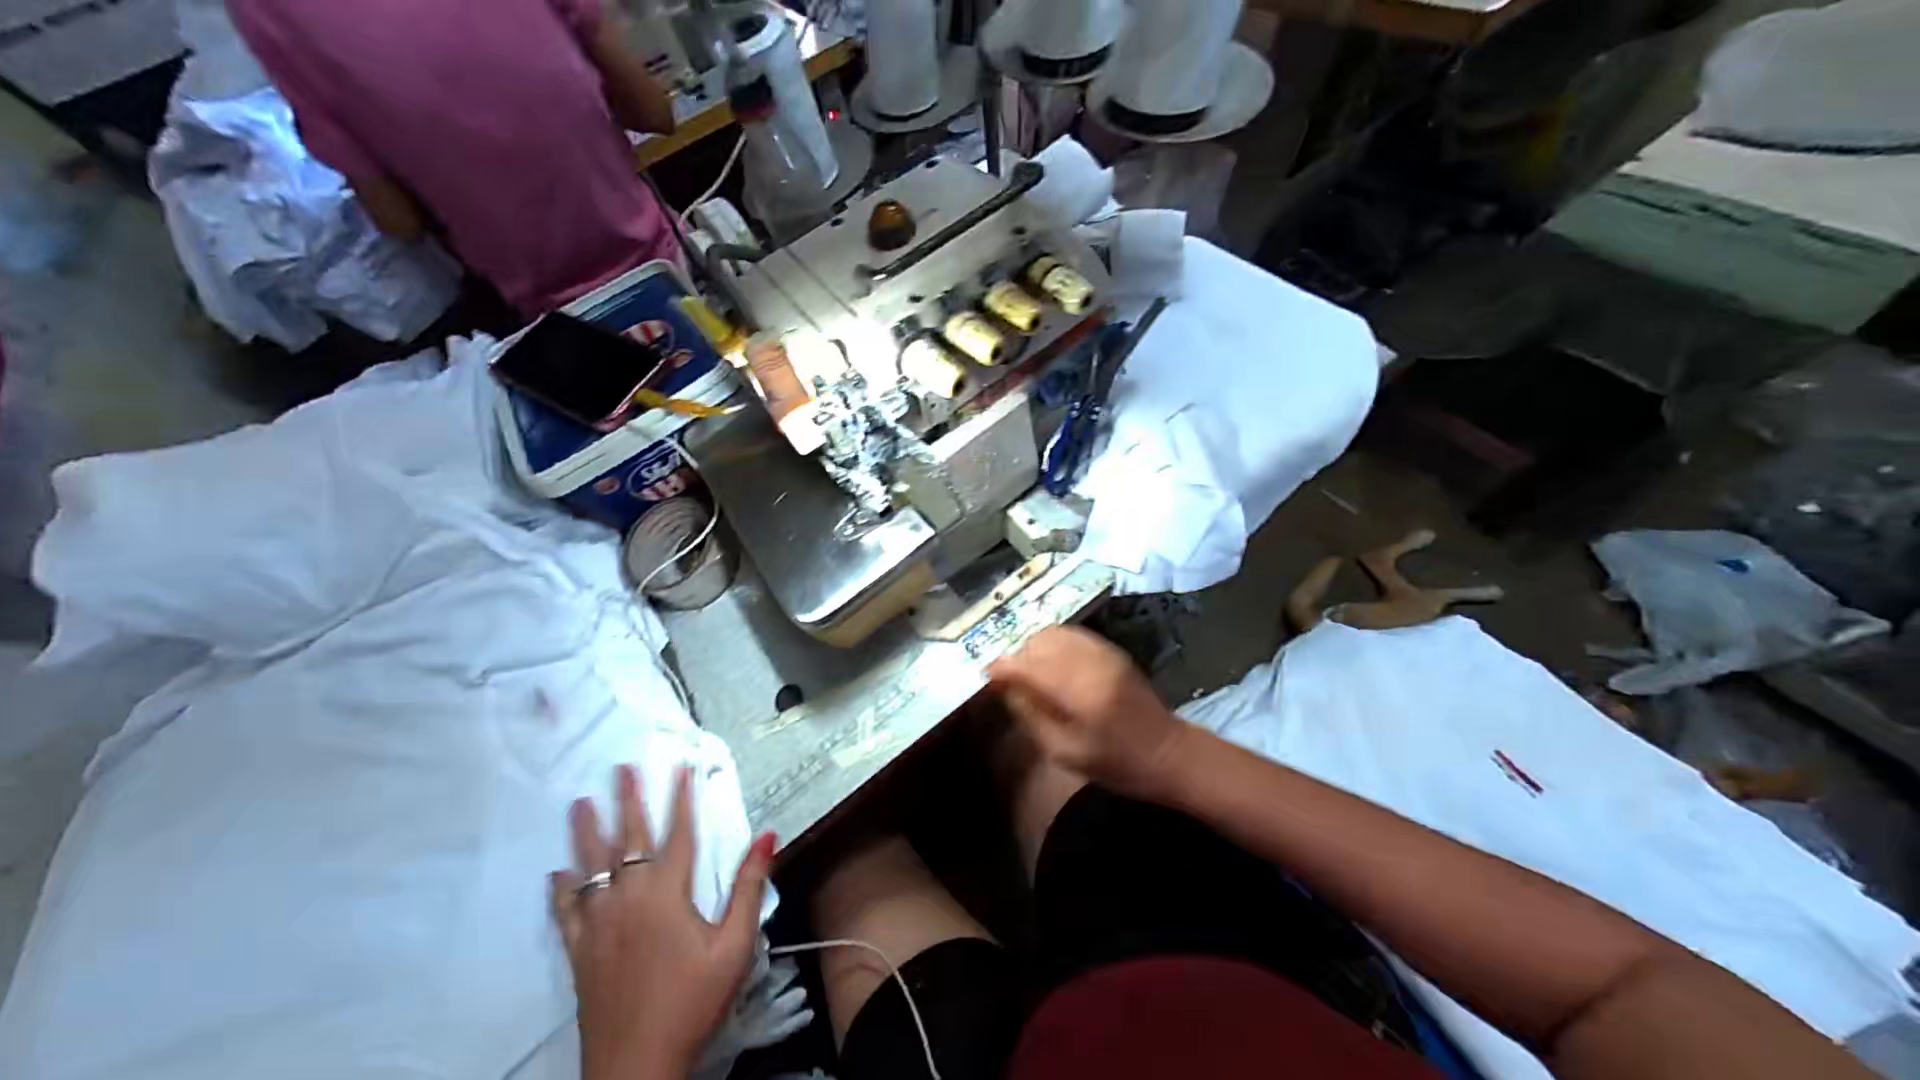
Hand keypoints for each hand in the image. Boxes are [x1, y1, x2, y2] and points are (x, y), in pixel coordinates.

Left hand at [553, 764, 775, 1079]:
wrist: (635, 1065)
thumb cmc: (692, 1001)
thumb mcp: (733, 945)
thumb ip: (748, 887)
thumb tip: (767, 836)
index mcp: (666, 893)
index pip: (678, 833)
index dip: (681, 797)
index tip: (681, 766)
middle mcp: (628, 898)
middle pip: (628, 839)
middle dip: (627, 800)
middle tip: (622, 767)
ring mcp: (597, 924)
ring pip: (590, 866)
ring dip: (586, 832)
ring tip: (579, 802)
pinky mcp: (578, 951)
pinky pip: (565, 911)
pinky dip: (561, 889)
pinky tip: (557, 874)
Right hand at [987, 626, 1196, 802]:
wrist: (1168, 752)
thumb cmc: (1115, 763)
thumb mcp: (1064, 751)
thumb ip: (1030, 714)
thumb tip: (1005, 686)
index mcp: (1079, 692)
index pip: (1028, 665)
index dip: (1003, 667)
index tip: (988, 675)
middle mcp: (1091, 663)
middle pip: (1039, 642)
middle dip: (1018, 656)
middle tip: (1010, 678)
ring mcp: (1104, 652)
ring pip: (1054, 632)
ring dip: (1034, 647)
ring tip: (1029, 670)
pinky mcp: (1112, 650)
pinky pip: (1072, 633)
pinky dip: (1054, 642)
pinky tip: (1050, 662)